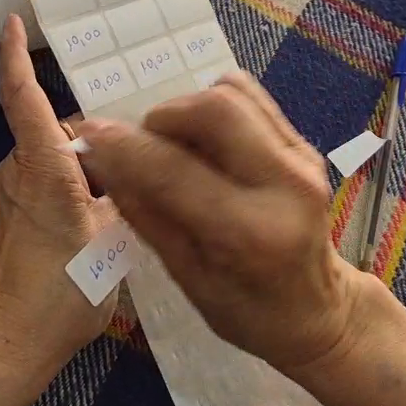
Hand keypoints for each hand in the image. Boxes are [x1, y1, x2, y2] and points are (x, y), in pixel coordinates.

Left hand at [0, 15, 117, 377]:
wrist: (14, 341)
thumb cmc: (64, 290)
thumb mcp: (112, 240)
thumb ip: (123, 193)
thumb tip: (132, 166)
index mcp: (43, 167)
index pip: (23, 98)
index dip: (17, 57)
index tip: (14, 22)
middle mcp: (20, 169)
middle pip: (60, 128)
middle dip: (100, 132)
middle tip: (147, 142)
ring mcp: (14, 190)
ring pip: (61, 155)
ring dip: (95, 162)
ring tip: (138, 179)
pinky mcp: (16, 210)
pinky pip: (53, 177)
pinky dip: (82, 180)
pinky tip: (115, 204)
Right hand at [74, 72, 364, 375]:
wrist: (317, 311)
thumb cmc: (246, 310)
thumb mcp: (184, 275)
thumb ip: (143, 212)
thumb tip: (98, 158)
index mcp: (250, 233)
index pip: (174, 171)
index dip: (123, 147)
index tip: (88, 135)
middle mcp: (284, 184)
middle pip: (213, 109)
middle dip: (161, 118)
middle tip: (144, 147)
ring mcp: (301, 158)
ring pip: (232, 94)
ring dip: (187, 110)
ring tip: (175, 146)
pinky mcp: (304, 145)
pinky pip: (249, 98)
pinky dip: (213, 106)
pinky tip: (203, 140)